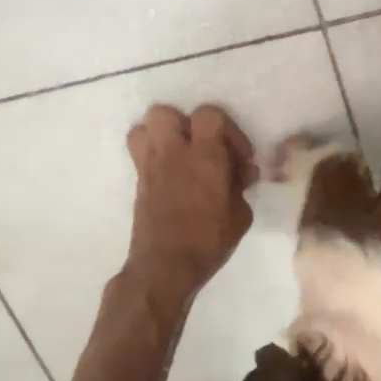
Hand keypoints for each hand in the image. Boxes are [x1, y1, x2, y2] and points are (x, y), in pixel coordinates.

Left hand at [123, 104, 258, 304]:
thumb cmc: (209, 241)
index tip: (239, 156)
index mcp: (204, 157)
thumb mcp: (241, 214)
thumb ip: (240, 184)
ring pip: (145, 126)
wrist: (165, 267)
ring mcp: (150, 166)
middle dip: (188, 123)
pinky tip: (173, 174)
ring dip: (165, 134)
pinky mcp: (139, 180)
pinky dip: (155, 154)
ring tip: (183, 155)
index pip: (209, 114)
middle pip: (166, 112)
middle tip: (205, 147)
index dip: (227, 128)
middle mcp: (172, 154)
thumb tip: (240, 171)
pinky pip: (140, 150)